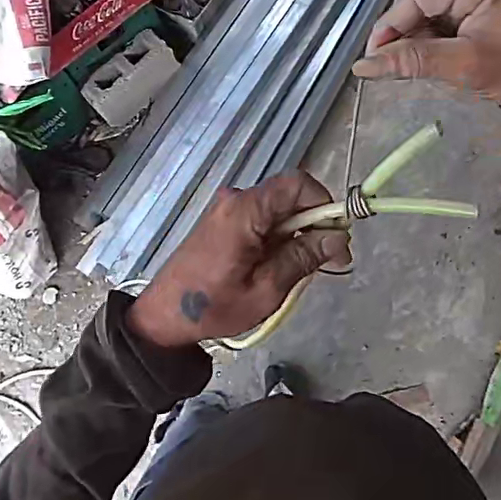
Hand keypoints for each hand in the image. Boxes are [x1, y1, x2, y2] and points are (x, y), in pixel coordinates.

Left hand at [128, 171, 351, 347]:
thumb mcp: (265, 290)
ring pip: (278, 210)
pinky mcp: (224, 221)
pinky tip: (280, 266)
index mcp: (245, 210)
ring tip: (303, 271)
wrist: (163, 315)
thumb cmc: (213, 307)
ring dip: (298, 234)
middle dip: (315, 224)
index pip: (297, 184)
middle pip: (289, 197)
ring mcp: (227, 209)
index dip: (324, 202)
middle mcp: (236, 200)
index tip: (337, 235)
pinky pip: (262, 219)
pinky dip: (279, 237)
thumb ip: (302, 259)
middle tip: (331, 261)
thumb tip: (337, 238)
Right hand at [350, 0, 500, 107]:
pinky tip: (435, 55)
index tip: (372, 57)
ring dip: (420, 36)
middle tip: (393, 65)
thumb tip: (362, 66)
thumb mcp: (464, 66)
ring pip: (434, 8)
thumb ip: (412, 61)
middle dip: (405, 33)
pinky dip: (437, 35)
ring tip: (417, 64)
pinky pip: (450, 13)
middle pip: (424, 0)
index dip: (389, 27)